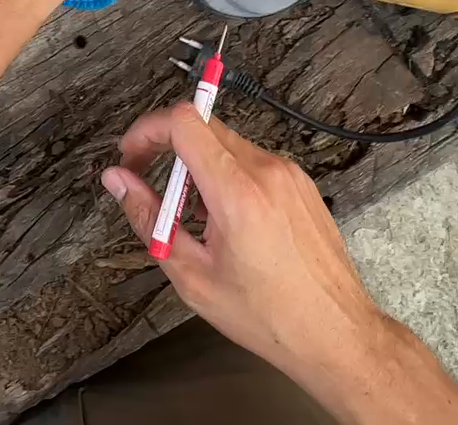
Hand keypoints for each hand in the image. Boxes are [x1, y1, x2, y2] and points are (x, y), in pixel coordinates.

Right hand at [101, 106, 457, 422]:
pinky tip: (226, 217)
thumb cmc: (270, 316)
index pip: (183, 122)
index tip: (132, 153)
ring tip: (194, 214)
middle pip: (200, 125)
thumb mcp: (193, 276)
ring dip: (196, 163)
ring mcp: (286, 172)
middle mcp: (265, 170)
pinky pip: (249, 157)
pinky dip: (225, 173)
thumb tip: (118, 181)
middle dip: (166, 147)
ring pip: (223, 140)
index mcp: (237, 193)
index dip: (147, 129)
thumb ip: (147, 218)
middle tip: (150, 182)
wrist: (339, 335)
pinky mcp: (298, 179)